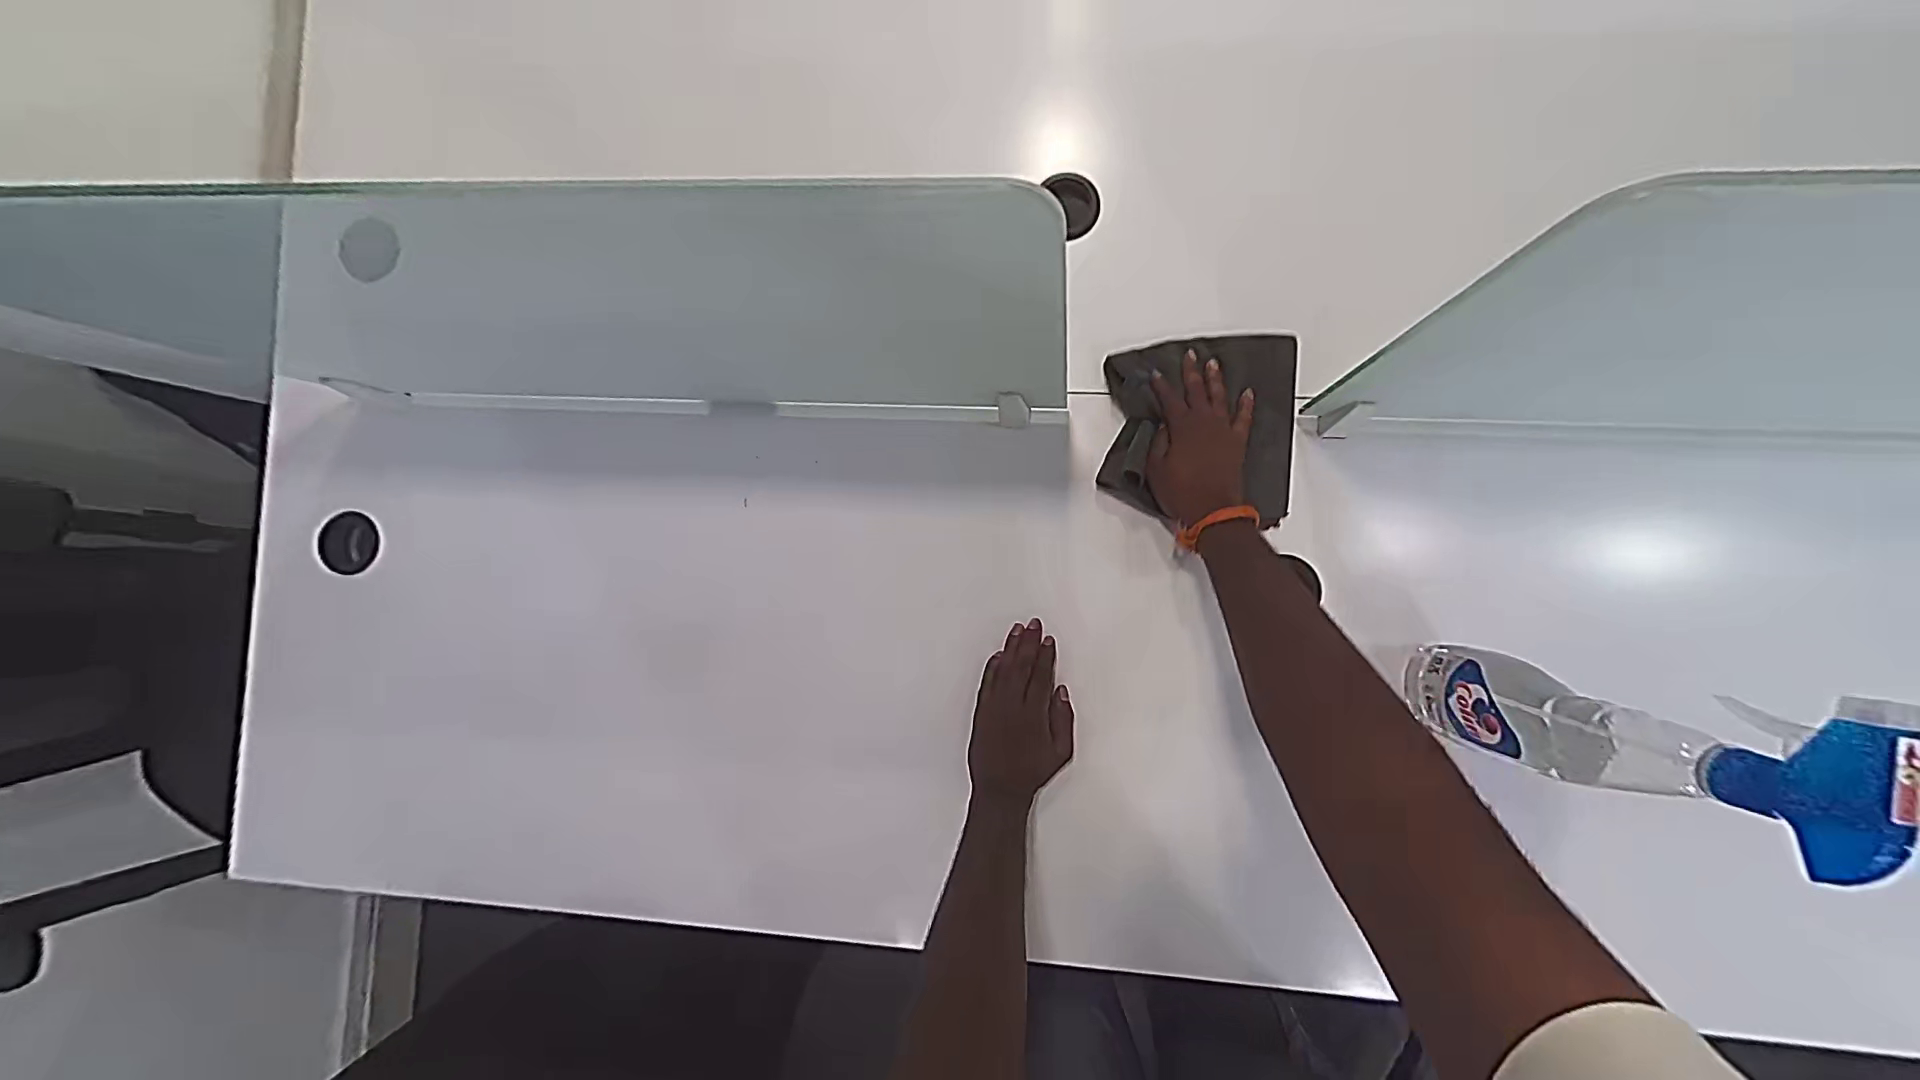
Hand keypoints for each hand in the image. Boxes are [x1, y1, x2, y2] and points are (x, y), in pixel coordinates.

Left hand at [968, 619, 1073, 806]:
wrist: (999, 789)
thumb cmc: (1031, 772)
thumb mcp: (1060, 751)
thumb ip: (1063, 719)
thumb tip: (1060, 693)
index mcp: (1034, 713)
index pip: (1041, 676)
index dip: (1046, 656)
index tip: (1048, 640)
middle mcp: (1013, 706)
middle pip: (1022, 666)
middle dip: (1029, 643)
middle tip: (1033, 625)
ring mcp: (995, 707)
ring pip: (1003, 670)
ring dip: (1011, 648)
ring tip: (1017, 631)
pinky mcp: (981, 712)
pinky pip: (987, 683)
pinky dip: (992, 667)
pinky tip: (998, 655)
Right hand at [1146, 349, 1254, 525]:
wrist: (1213, 509)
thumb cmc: (1181, 491)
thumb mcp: (1156, 469)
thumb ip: (1158, 443)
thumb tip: (1162, 426)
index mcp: (1181, 427)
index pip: (1169, 400)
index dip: (1161, 386)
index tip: (1155, 374)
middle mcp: (1204, 423)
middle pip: (1196, 391)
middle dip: (1191, 372)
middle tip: (1190, 355)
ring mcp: (1223, 430)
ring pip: (1219, 397)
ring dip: (1215, 380)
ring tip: (1213, 364)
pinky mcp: (1237, 442)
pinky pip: (1243, 418)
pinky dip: (1246, 404)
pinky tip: (1247, 392)